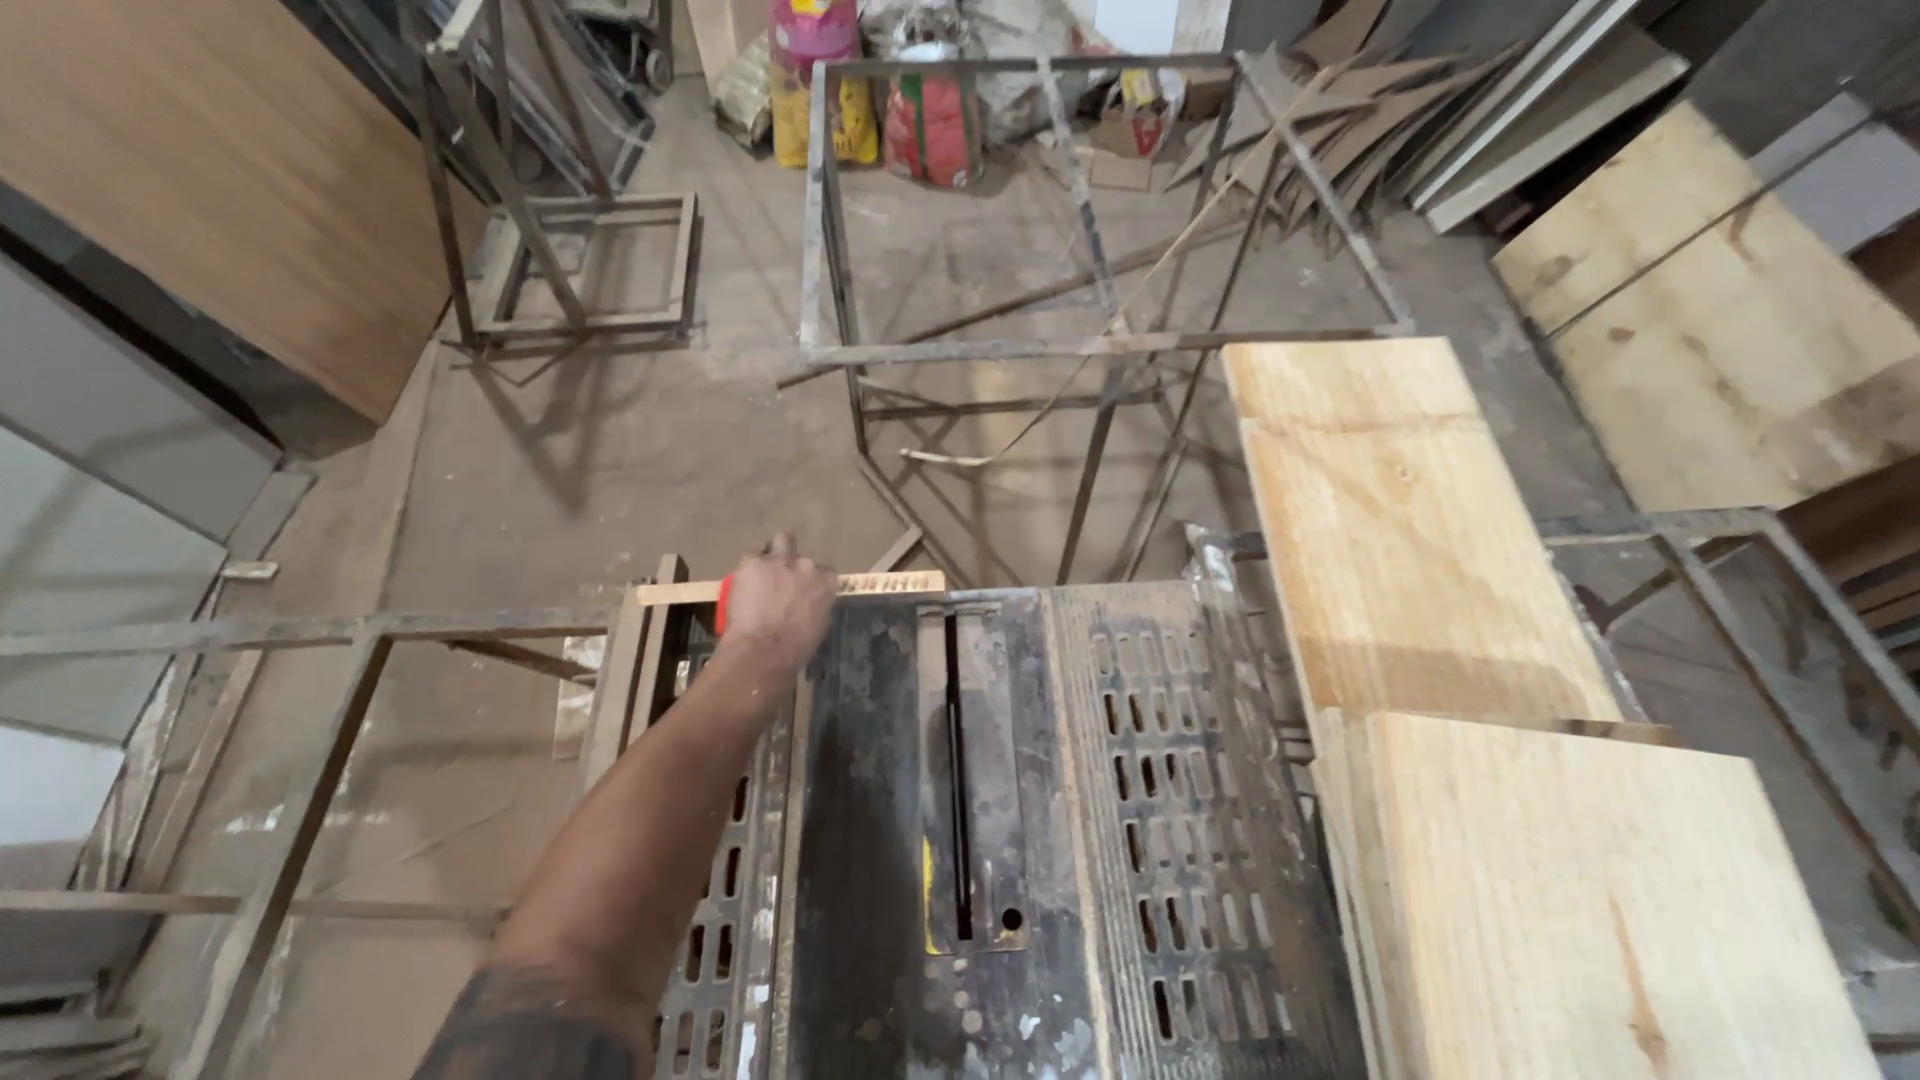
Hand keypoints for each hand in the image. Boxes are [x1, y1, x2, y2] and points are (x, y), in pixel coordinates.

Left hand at [719, 533, 836, 674]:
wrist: (764, 648)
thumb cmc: (796, 647)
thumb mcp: (819, 626)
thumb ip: (817, 605)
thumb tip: (810, 602)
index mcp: (826, 582)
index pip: (825, 571)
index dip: (811, 579)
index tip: (803, 590)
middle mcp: (806, 565)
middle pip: (801, 555)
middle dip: (791, 564)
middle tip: (780, 580)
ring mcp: (779, 560)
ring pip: (781, 541)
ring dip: (774, 553)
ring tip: (763, 570)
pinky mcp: (753, 562)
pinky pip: (751, 557)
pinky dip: (748, 569)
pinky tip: (744, 582)